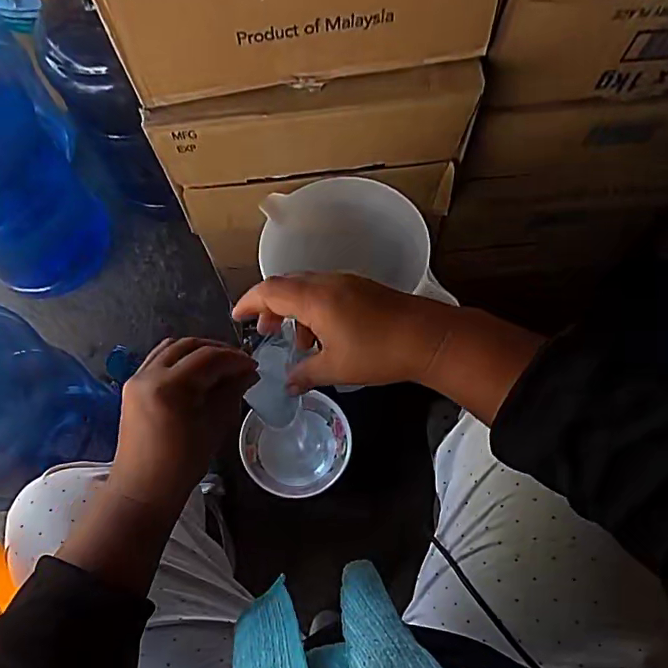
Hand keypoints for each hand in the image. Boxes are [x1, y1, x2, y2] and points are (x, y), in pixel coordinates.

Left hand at [106, 337, 256, 512]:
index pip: (208, 358)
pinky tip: (196, 373)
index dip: (234, 359)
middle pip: (188, 347)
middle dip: (217, 351)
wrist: (144, 488)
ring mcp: (137, 379)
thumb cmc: (182, 464)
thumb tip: (247, 373)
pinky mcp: (133, 387)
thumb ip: (230, 393)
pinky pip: (158, 360)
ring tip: (220, 366)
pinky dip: (180, 360)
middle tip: (240, 363)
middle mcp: (149, 375)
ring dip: (198, 352)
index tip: (253, 366)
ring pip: (171, 349)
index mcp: (170, 386)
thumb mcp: (213, 426)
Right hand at [232, 273, 457, 392]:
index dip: (248, 302)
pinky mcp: (363, 289)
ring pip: (308, 288)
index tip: (238, 316)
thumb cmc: (379, 352)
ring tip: (301, 343)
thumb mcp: (336, 368)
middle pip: (286, 285)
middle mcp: (328, 283)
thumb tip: (288, 384)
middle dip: (271, 307)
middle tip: (267, 331)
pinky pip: (327, 292)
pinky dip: (315, 310)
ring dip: (295, 311)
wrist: (429, 338)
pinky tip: (325, 336)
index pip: (269, 290)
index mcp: (314, 298)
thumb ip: (305, 374)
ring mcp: (348, 282)